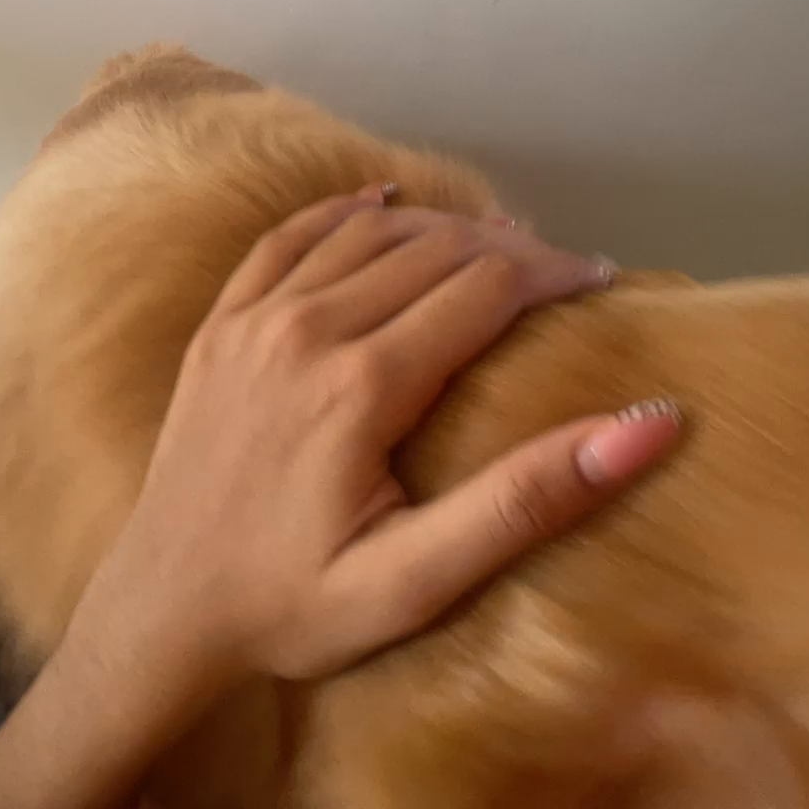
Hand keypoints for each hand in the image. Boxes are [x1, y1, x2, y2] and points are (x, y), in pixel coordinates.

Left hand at [72, 185, 682, 686]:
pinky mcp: (220, 324)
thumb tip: (646, 425)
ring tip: (493, 238)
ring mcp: (253, 318)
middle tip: (557, 267)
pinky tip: (376, 202)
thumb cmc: (292, 606)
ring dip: (438, 225)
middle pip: (433, 250)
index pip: (484, 289)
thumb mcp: (415, 582)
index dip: (551, 273)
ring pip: (366, 233)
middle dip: (509, 248)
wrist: (162, 607)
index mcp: (363, 384)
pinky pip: (285, 240)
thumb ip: (525, 500)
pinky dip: (340, 212)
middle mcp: (307, 328)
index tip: (598, 278)